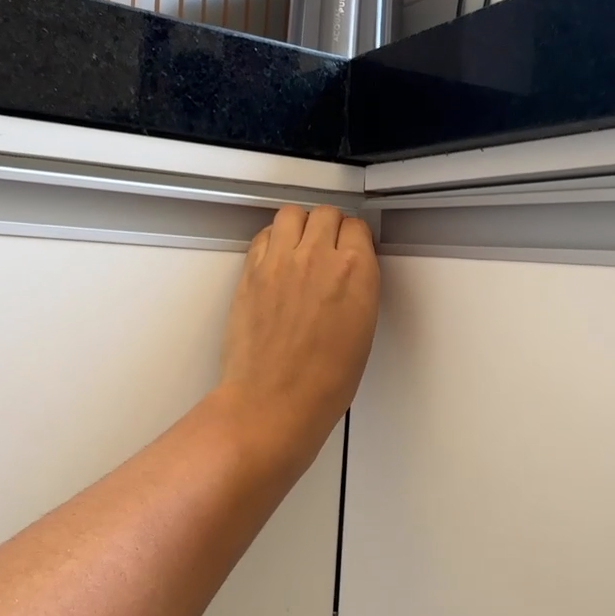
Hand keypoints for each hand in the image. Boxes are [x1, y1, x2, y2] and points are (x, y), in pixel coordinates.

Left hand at [214, 205, 379, 476]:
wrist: (274, 402)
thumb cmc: (321, 383)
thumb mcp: (362, 332)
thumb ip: (357, 291)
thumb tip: (349, 276)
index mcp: (356, 273)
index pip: (357, 228)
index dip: (354, 239)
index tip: (351, 249)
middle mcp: (319, 258)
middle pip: (326, 214)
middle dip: (329, 227)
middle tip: (327, 245)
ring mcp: (281, 262)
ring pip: (292, 214)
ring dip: (299, 225)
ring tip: (299, 244)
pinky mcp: (252, 272)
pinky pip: (263, 235)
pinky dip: (271, 240)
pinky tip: (276, 258)